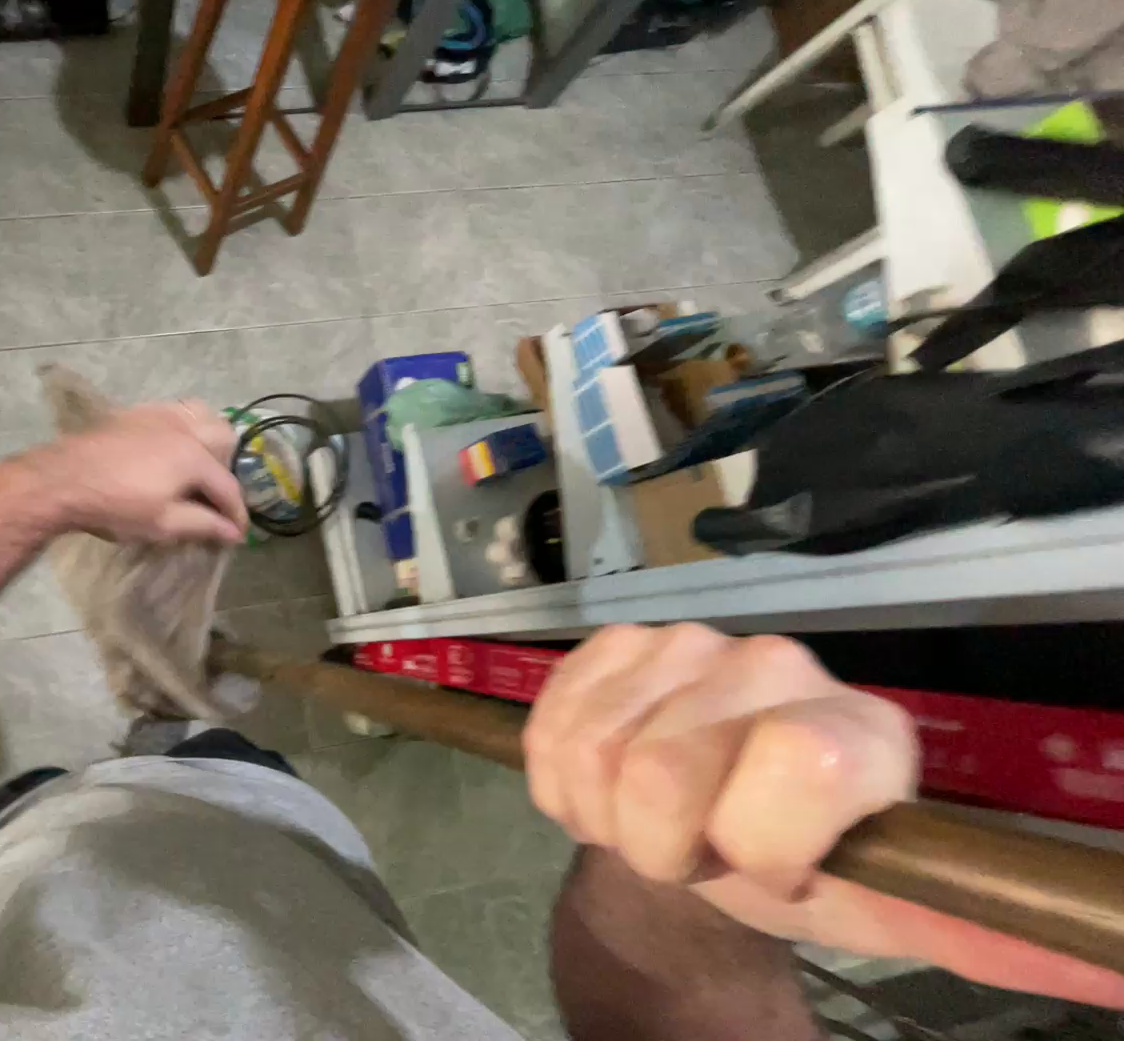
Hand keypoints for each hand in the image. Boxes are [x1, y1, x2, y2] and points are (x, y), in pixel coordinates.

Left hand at [9, 398, 248, 544]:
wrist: (61, 480)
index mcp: (195, 456)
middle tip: (214, 495)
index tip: (238, 535)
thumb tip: (234, 533)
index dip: (236, 514)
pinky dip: (183, 425)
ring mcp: (159, 414)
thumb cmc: (115, 506)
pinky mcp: (135, 412)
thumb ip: (203, 525)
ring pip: (201, 414)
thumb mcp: (163, 524)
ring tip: (198, 463)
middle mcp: (184, 428)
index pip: (228, 487)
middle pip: (224, 438)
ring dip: (209, 437)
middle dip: (228, 467)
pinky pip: (172, 409)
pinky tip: (168, 446)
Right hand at [525, 623, 1123, 1008]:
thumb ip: (966, 929)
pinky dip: (556, 781)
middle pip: (662, 771)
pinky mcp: (603, 643)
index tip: (760, 868)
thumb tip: (1115, 975)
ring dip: (599, 816)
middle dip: (656, 845)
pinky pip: (548, 728)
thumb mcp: (874, 905)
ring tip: (632, 822)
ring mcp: (673, 641)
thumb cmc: (787, 860)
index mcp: (857, 725)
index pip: (803, 759)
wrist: (694, 814)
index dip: (758, 841)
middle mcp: (768, 659)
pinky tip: (591, 786)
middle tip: (681, 852)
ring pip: (590, 752)